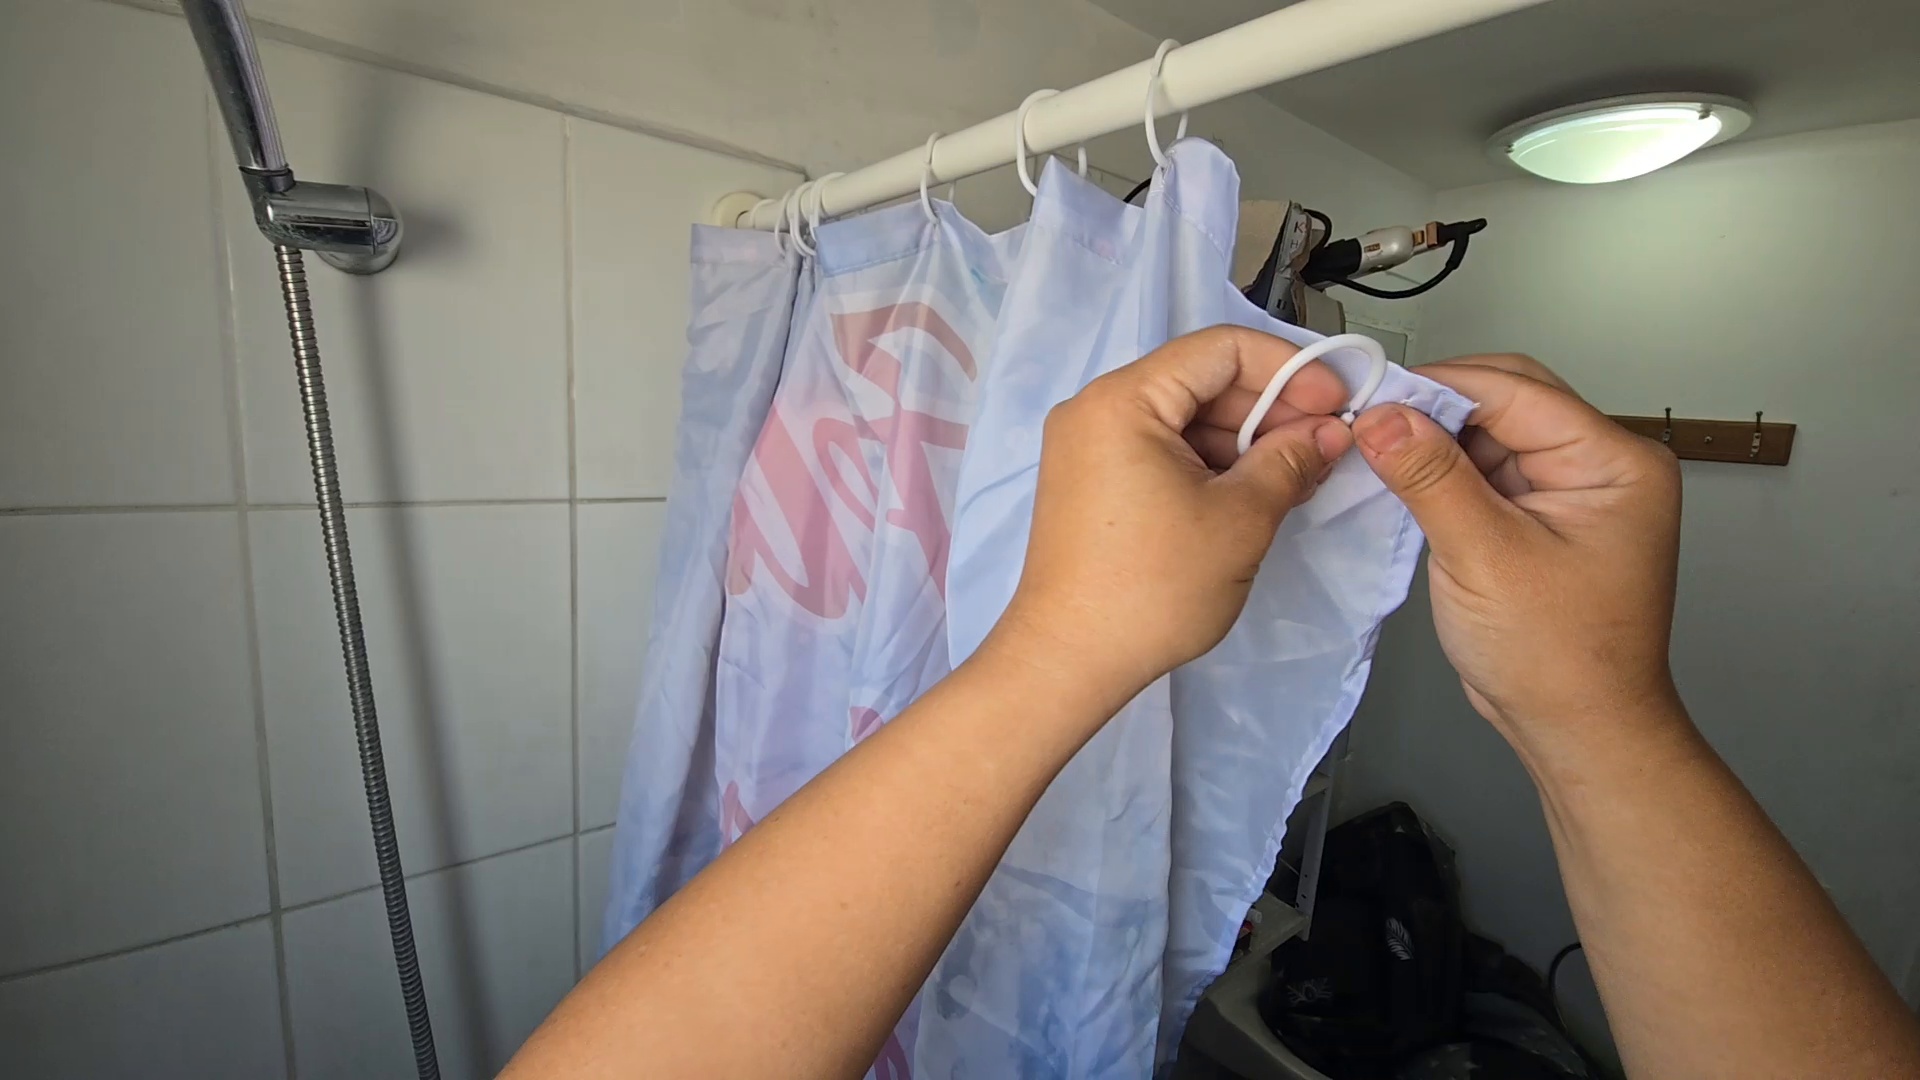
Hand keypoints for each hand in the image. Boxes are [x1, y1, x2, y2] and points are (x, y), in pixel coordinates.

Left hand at [987, 326, 1354, 704]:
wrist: (1070, 658)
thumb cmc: (1154, 587)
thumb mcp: (1240, 519)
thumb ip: (1290, 460)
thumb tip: (1328, 433)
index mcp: (1122, 401)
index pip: (1220, 349)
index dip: (1289, 369)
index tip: (1336, 406)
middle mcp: (1093, 410)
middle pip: (1198, 383)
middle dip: (1268, 411)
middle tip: (1323, 449)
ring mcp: (1084, 448)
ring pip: (1180, 420)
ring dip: (1241, 442)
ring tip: (1294, 478)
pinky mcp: (1087, 483)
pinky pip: (1156, 451)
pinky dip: (1204, 465)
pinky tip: (1248, 493)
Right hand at [1350, 354, 1683, 757]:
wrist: (1570, 722)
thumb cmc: (1549, 649)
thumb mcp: (1484, 555)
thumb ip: (1430, 479)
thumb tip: (1379, 417)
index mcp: (1610, 462)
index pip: (1515, 391)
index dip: (1437, 386)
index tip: (1366, 397)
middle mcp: (1591, 464)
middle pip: (1502, 401)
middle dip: (1431, 405)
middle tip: (1364, 419)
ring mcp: (1556, 491)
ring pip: (1480, 434)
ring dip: (1425, 437)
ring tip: (1366, 445)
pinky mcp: (1522, 515)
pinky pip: (1470, 471)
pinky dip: (1429, 469)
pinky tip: (1390, 475)